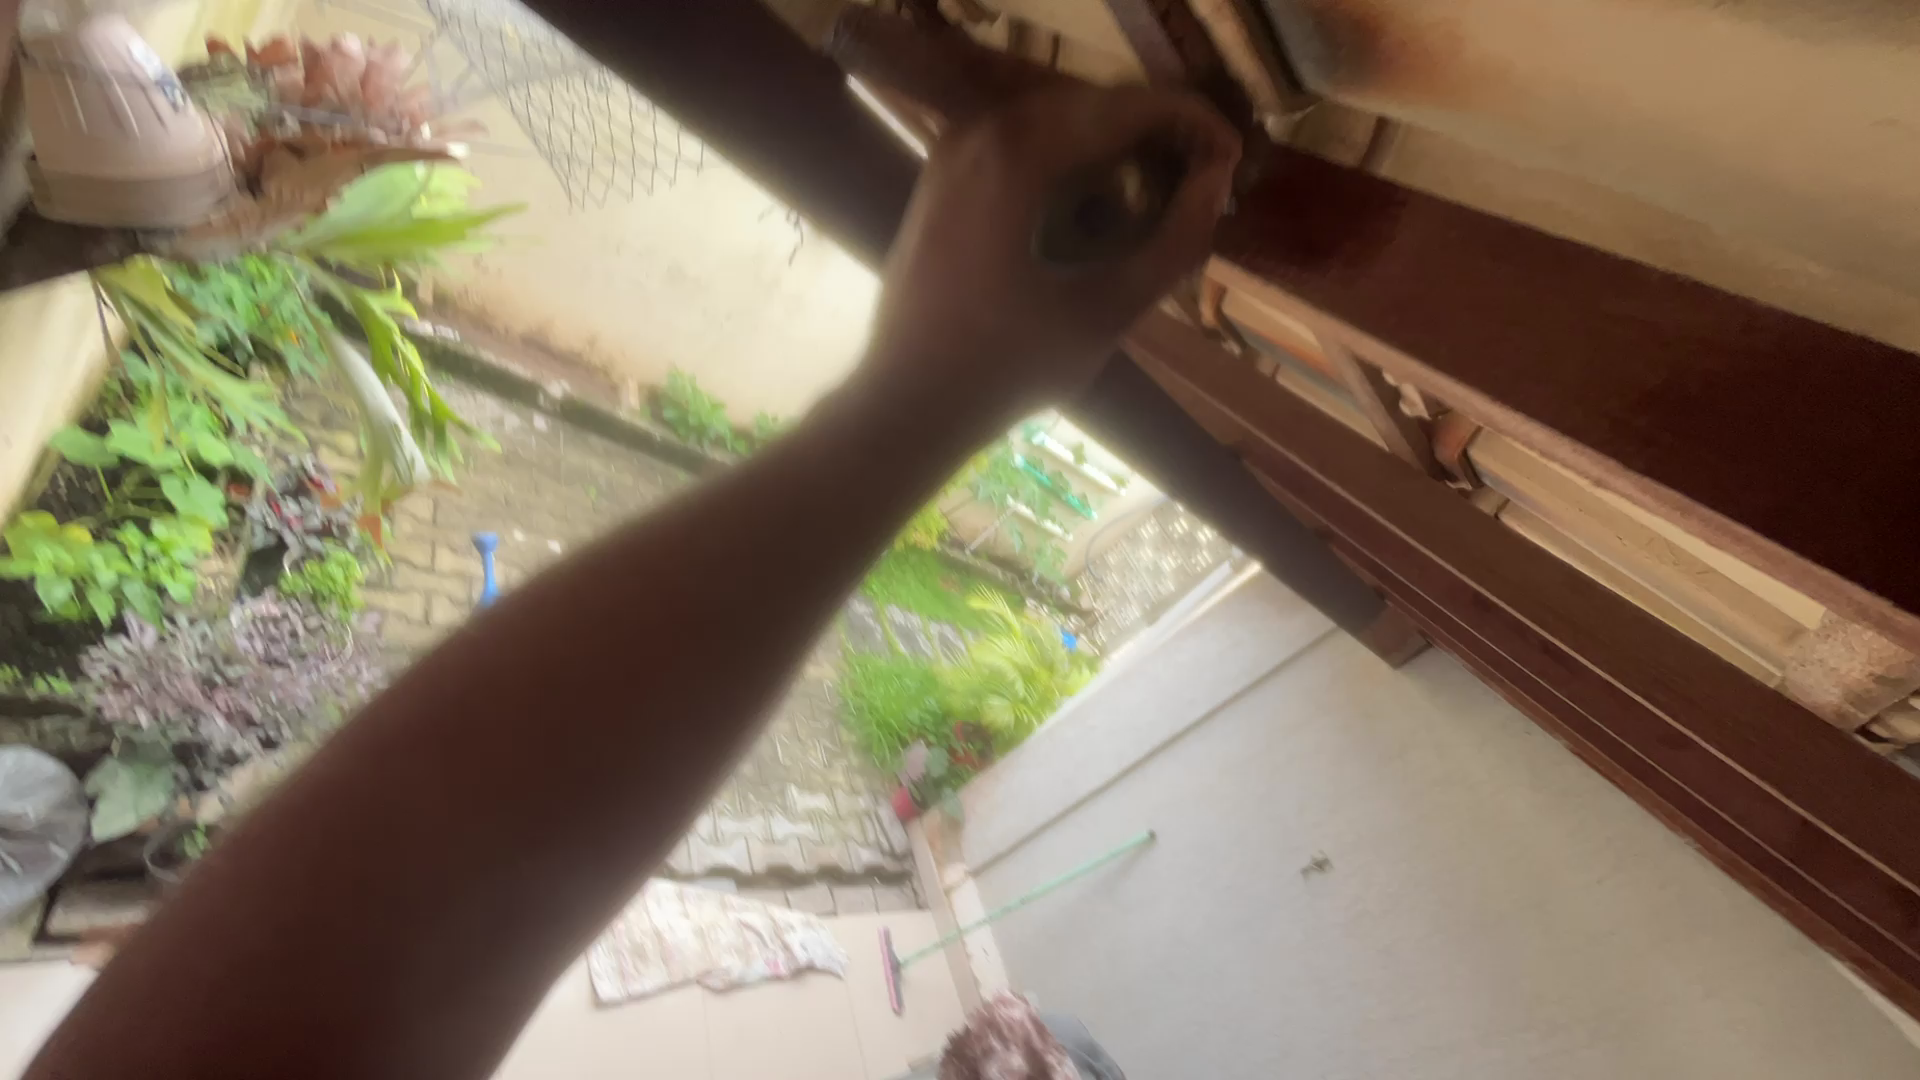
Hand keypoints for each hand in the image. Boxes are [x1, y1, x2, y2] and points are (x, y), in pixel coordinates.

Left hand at [863, 83, 1239, 426]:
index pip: (1125, 106)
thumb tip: (1217, 181)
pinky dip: (1059, 168)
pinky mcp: (936, 186)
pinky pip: (1012, 151)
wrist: (907, 404)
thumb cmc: (1005, 371)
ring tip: (1144, 201)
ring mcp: (948, 157)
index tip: (1230, 159)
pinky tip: (1083, 213)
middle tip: (1191, 184)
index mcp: (1017, 154)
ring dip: (1104, 152)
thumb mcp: (1103, 315)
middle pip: (1087, 106)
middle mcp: (976, 134)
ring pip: (1049, 125)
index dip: (1191, 123)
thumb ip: (1172, 245)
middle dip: (1148, 137)